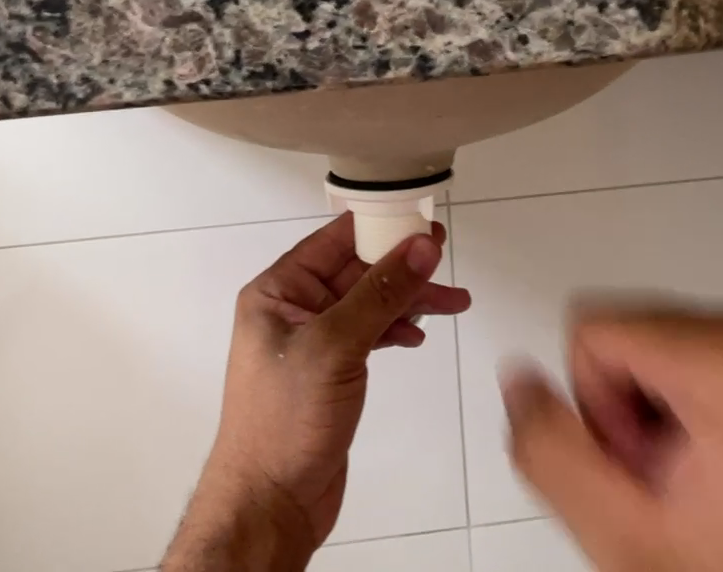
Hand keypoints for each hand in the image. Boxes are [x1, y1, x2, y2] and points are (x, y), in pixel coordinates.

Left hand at [162, 214, 471, 571]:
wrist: (271, 501)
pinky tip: (416, 334)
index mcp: (277, 291)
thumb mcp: (334, 346)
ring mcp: (313, 342)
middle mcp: (293, 310)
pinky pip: (368, 333)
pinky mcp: (331, 371)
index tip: (417, 221)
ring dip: (407, 300)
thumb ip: (380, 293)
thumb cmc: (284, 421)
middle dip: (400, 267)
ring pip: (367, 303)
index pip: (332, 242)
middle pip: (355, 271)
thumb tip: (419, 248)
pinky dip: (395, 329)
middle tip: (442, 258)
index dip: (376, 227)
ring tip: (452, 300)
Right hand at [501, 307, 722, 571]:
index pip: (589, 330)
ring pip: (654, 351)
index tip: (646, 472)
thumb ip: (550, 449)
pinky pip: (696, 362)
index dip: (595, 410)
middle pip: (624, 335)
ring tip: (705, 491)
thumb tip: (519, 381)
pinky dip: (692, 418)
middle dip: (626, 414)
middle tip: (675, 490)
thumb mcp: (632, 539)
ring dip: (657, 421)